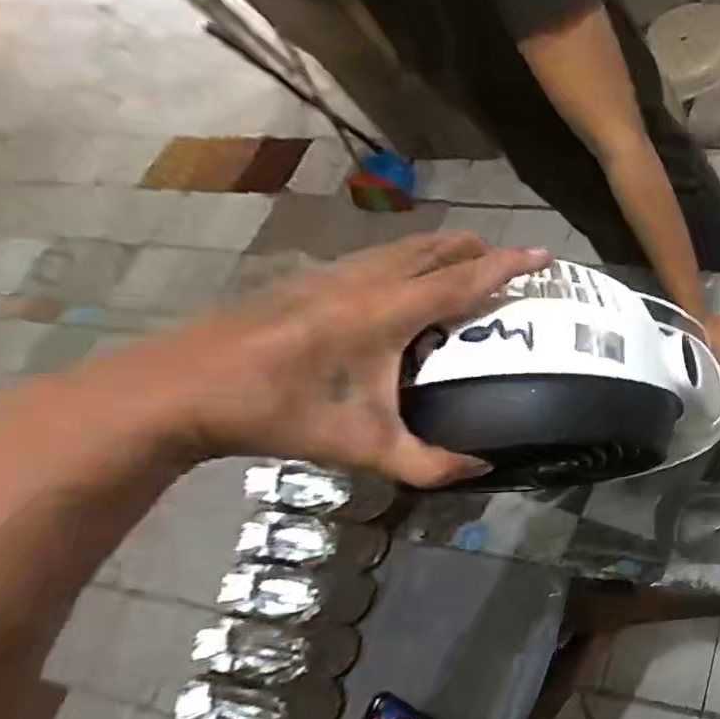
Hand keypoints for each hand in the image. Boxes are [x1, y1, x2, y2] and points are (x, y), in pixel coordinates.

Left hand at [63, 232, 549, 486]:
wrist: (176, 390)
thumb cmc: (276, 415)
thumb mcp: (361, 448)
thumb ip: (427, 464)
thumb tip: (482, 469)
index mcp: (384, 315)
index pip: (461, 282)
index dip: (506, 267)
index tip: (543, 254)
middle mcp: (362, 283)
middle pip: (433, 251)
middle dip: (477, 249)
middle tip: (510, 257)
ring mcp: (328, 276)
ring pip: (400, 248)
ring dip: (440, 249)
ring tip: (467, 255)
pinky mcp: (304, 280)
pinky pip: (373, 257)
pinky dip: (406, 257)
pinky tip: (401, 276)